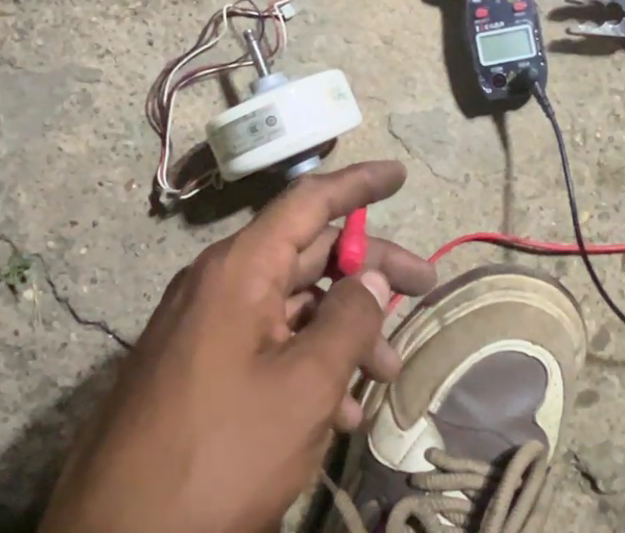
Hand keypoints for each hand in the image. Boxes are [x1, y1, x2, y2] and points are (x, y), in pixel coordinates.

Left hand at [39, 162, 437, 532]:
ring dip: (345, 330)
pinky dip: (310, 363)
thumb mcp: (304, 386)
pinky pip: (267, 345)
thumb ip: (349, 321)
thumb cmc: (221, 450)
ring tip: (385, 375)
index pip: (308, 201)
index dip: (358, 184)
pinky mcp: (199, 370)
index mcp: (239, 269)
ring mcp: (205, 329)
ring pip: (292, 306)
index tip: (400, 175)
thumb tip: (371, 277)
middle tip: (426, 287)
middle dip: (370, 272)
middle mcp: (219, 285)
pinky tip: (339, 410)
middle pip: (308, 254)